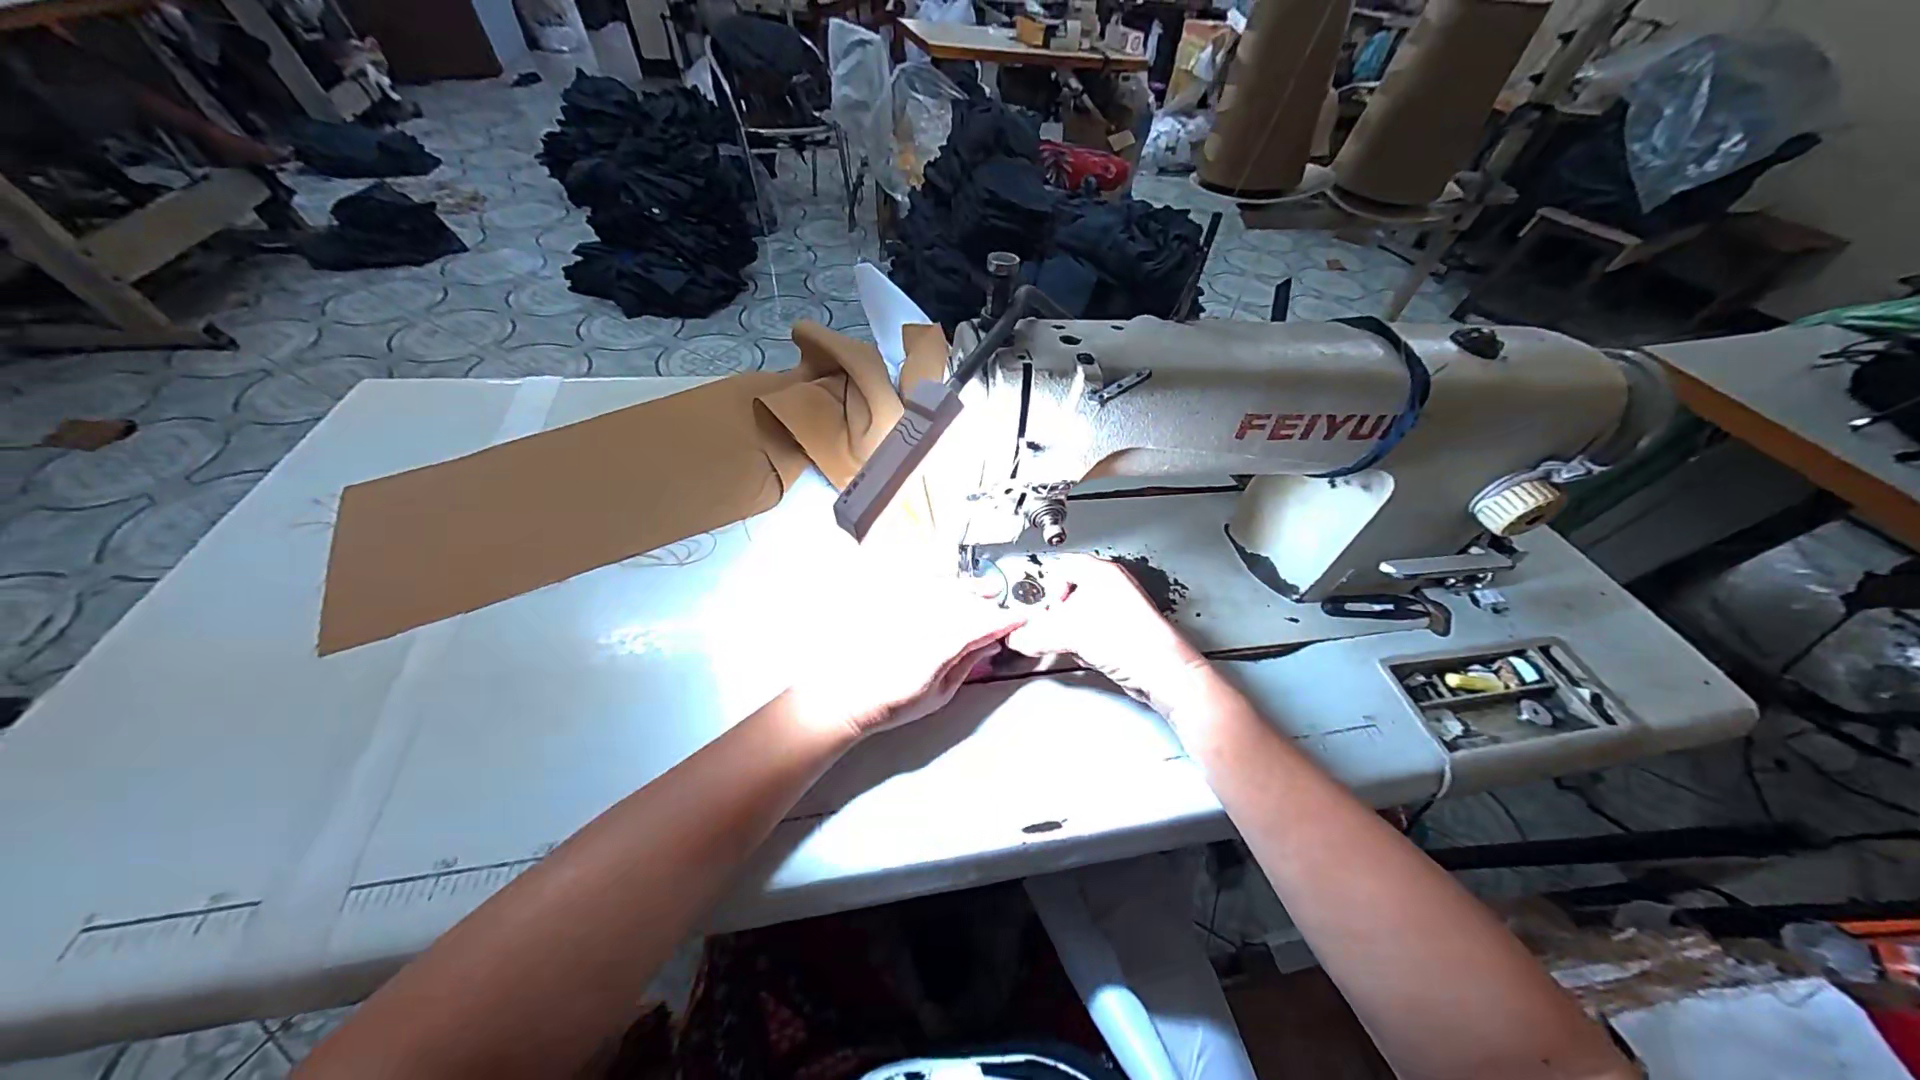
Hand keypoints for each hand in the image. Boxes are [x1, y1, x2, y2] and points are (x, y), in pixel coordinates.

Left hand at [789, 572, 1026, 739]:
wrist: (848, 697)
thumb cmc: (891, 703)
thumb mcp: (939, 694)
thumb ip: (967, 663)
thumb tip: (990, 643)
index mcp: (937, 649)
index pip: (980, 624)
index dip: (1005, 619)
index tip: (1020, 617)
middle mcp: (922, 624)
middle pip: (964, 601)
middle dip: (988, 602)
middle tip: (1003, 608)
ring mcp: (905, 612)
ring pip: (945, 588)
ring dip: (967, 589)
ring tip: (983, 591)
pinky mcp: (892, 605)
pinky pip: (922, 584)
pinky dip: (941, 582)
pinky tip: (950, 584)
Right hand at [1004, 554, 1208, 715]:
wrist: (1163, 674)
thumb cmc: (1134, 640)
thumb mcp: (1068, 631)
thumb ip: (1033, 633)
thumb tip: (1017, 637)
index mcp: (1100, 571)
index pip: (1058, 567)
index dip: (1040, 586)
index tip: (1028, 604)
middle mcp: (1111, 586)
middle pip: (1065, 593)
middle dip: (1050, 614)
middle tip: (1041, 627)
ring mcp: (1117, 611)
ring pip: (1077, 616)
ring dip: (1064, 632)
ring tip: (1065, 644)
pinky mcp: (1120, 634)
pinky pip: (1088, 634)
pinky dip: (1079, 644)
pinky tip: (1082, 655)